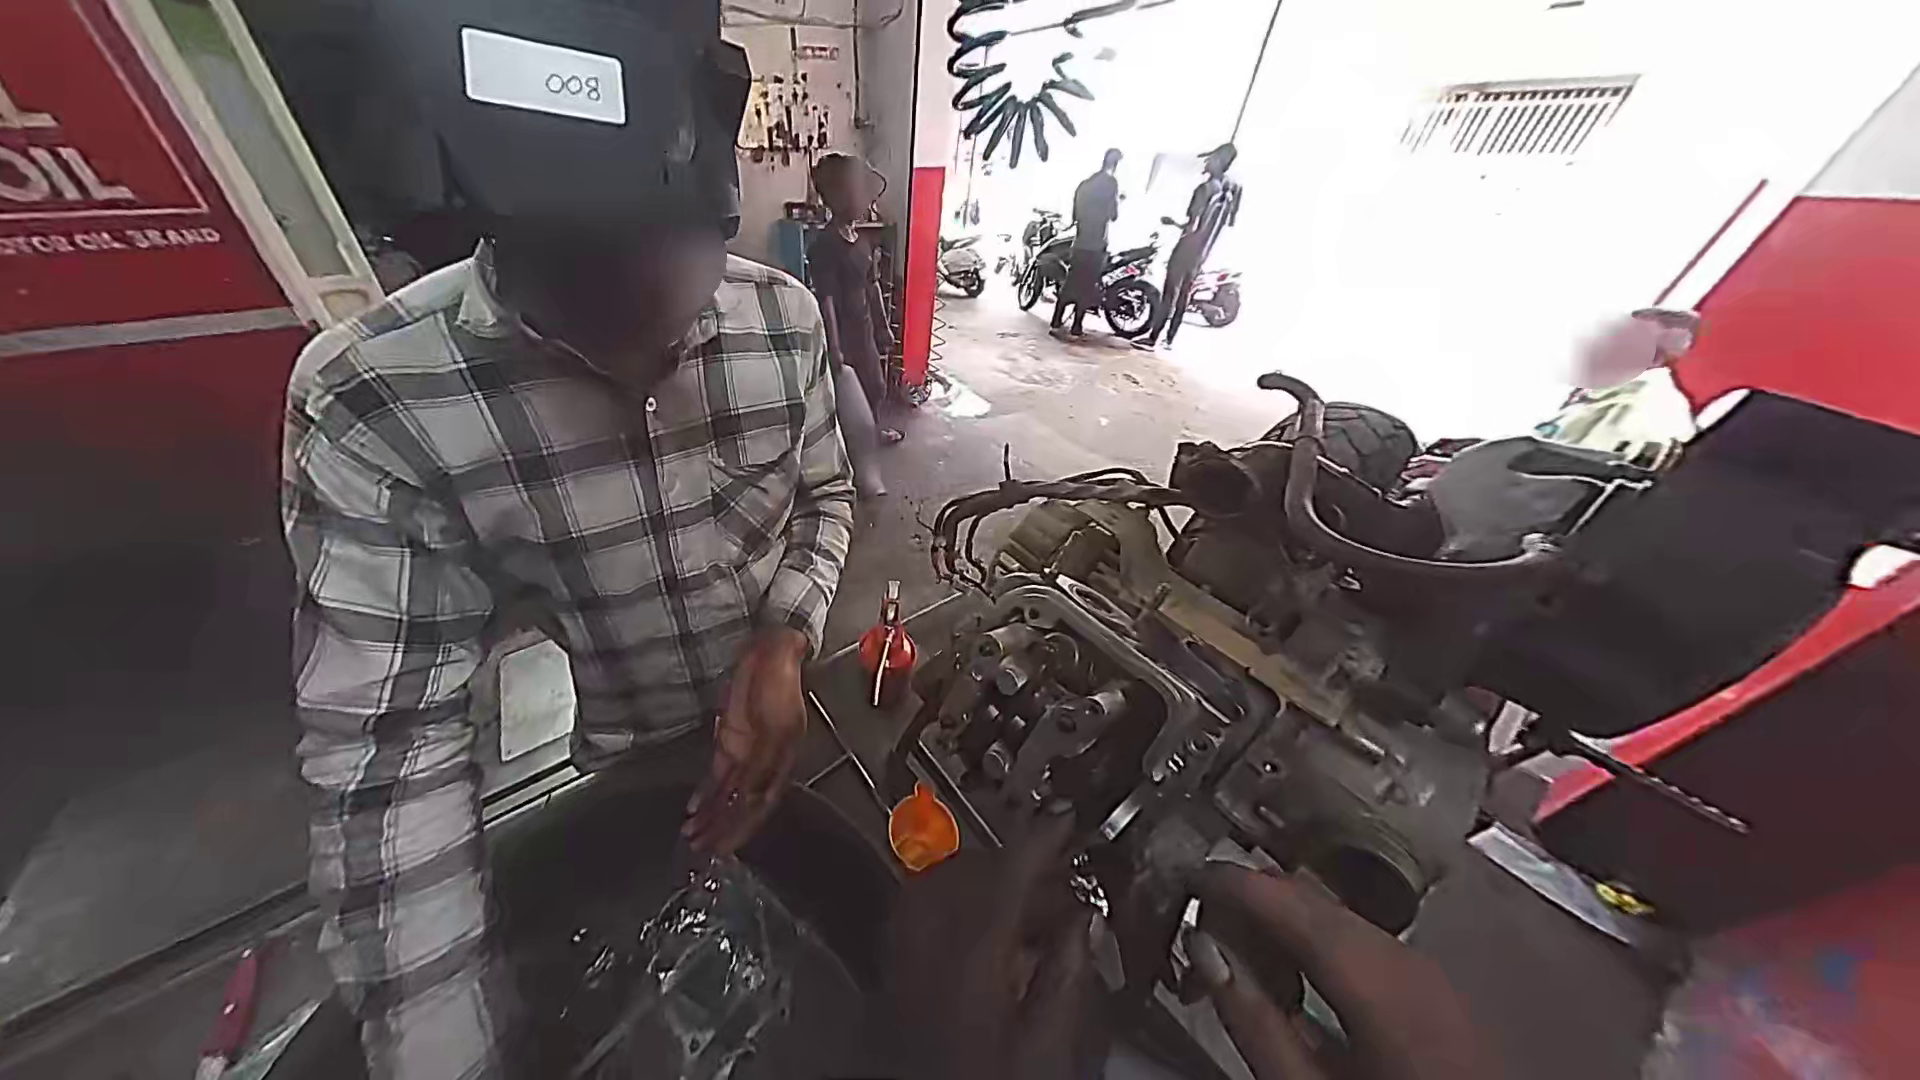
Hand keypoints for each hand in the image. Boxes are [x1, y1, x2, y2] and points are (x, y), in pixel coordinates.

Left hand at [684, 627, 808, 854]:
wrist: (770, 649)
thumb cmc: (779, 682)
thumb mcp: (777, 723)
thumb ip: (765, 761)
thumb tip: (754, 798)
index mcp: (784, 757)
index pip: (762, 802)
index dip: (744, 826)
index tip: (726, 848)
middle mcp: (766, 759)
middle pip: (744, 801)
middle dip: (724, 827)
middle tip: (703, 851)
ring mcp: (748, 748)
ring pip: (729, 791)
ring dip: (712, 814)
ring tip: (693, 837)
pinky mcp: (731, 736)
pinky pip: (719, 771)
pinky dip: (707, 791)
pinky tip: (695, 806)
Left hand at [884, 806, 1102, 1079]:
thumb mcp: (1045, 1049)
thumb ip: (1068, 976)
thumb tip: (1084, 920)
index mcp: (973, 950)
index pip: (1010, 868)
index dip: (1042, 835)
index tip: (1064, 814)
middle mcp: (930, 935)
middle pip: (975, 864)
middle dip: (1019, 859)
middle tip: (1056, 874)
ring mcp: (904, 944)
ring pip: (946, 872)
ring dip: (987, 872)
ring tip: (1023, 898)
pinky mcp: (892, 959)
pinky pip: (922, 896)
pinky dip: (954, 889)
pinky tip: (979, 917)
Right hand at [1189, 864, 1498, 1079]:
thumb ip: (1253, 1021)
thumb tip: (1201, 947)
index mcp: (1371, 976)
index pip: (1279, 895)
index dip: (1224, 880)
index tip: (1183, 879)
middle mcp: (1399, 953)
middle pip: (1303, 896)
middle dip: (1245, 899)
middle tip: (1200, 923)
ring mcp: (1420, 967)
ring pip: (1325, 911)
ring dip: (1275, 918)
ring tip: (1236, 952)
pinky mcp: (1427, 984)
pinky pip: (1351, 935)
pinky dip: (1307, 938)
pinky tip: (1289, 972)